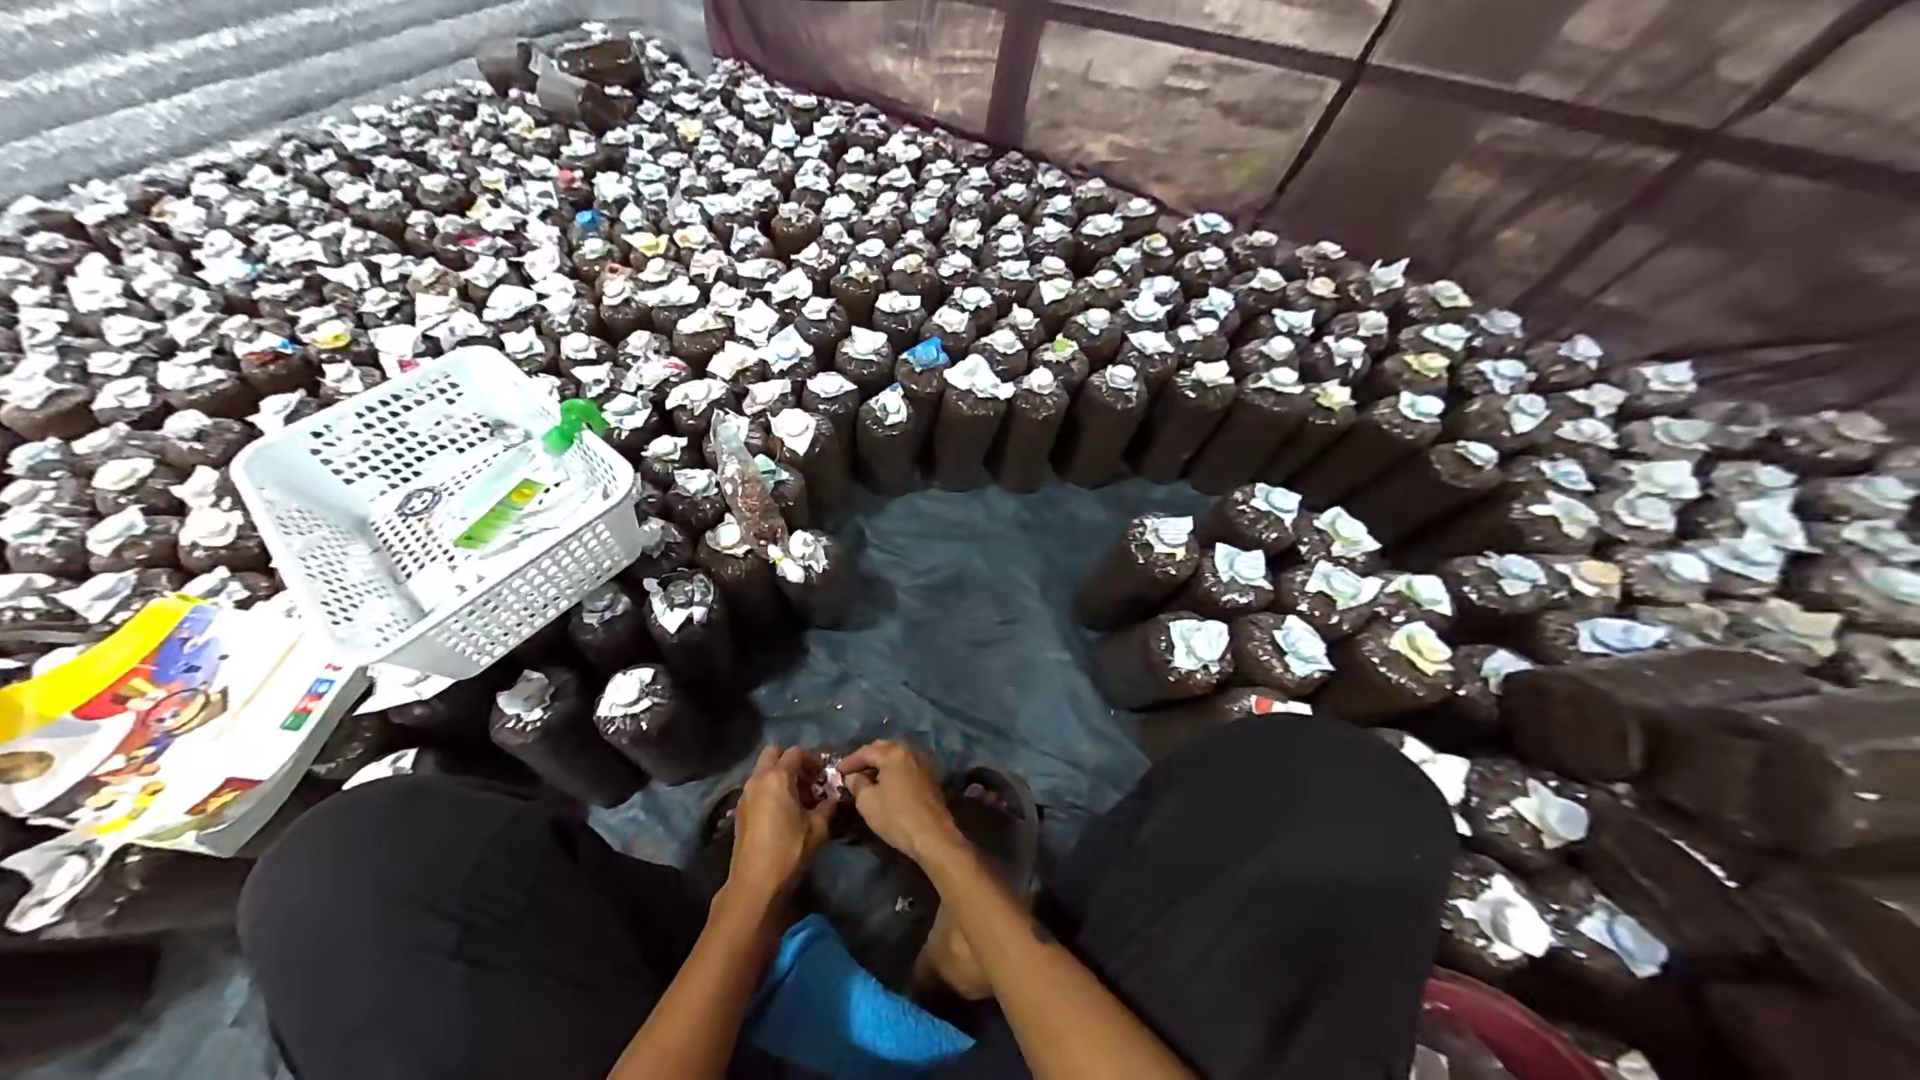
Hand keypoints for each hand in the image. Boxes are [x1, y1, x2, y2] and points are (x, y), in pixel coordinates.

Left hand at [729, 745, 834, 903]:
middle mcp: (757, 779)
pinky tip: (781, 812)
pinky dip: (769, 789)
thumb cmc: (789, 849)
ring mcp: (745, 794)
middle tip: (805, 780)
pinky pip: (757, 786)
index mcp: (777, 777)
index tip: (822, 778)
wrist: (755, 882)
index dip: (812, 761)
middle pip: (773, 752)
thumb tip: (833, 798)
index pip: (796, 753)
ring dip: (779, 776)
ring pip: (763, 770)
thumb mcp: (818, 827)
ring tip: (795, 799)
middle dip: (790, 761)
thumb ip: (828, 805)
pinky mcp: (740, 810)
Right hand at [841, 739, 962, 864]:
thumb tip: (853, 776)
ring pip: (896, 757)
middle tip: (852, 771)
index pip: (866, 751)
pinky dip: (893, 771)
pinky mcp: (929, 777)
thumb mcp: (867, 802)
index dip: (850, 761)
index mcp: (894, 753)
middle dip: (866, 758)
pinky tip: (885, 784)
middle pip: (883, 749)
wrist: (932, 836)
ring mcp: (922, 764)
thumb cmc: (895, 816)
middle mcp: (910, 752)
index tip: (838, 771)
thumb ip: (856, 784)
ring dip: (880, 764)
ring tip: (867, 777)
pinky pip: (905, 767)